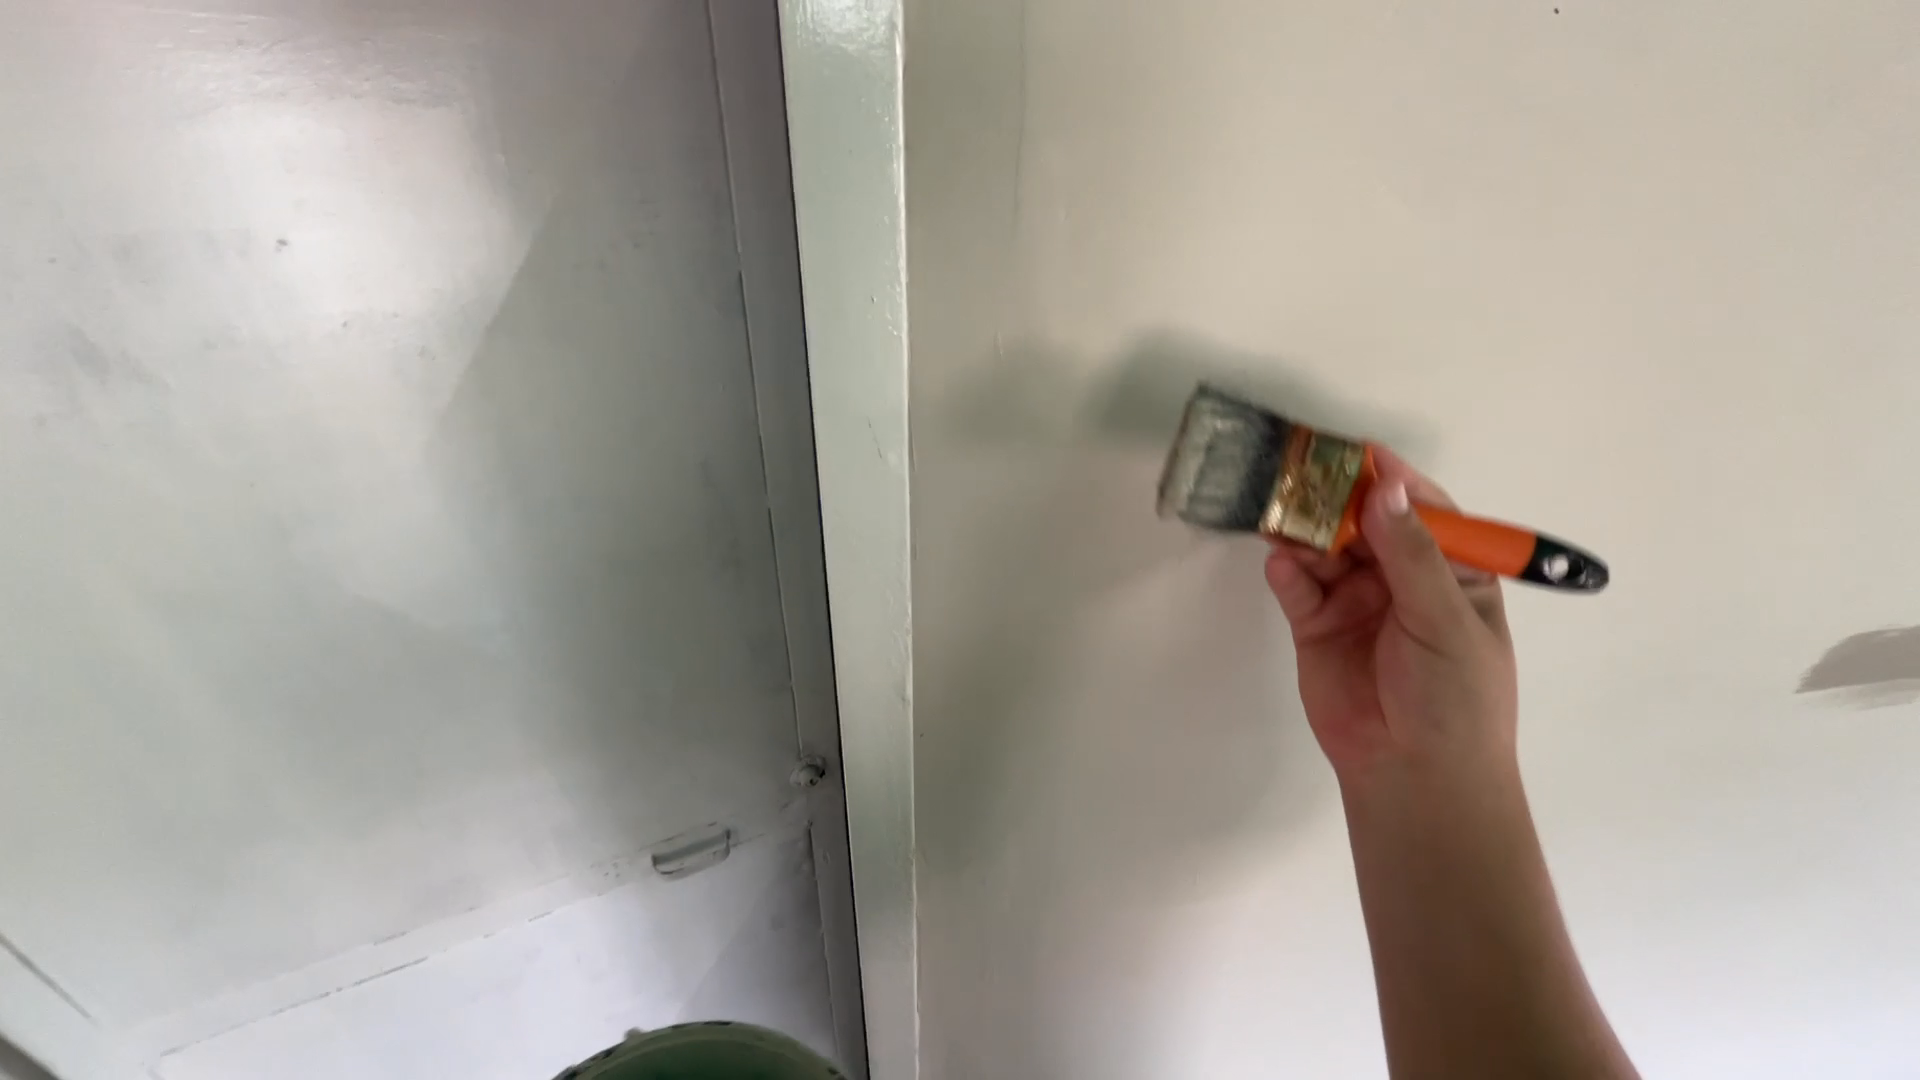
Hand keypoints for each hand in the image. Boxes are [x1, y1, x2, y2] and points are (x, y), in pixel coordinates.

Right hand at [1264, 448, 1518, 785]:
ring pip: (1324, 550)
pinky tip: (1280, 564)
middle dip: (1335, 502)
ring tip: (1279, 515)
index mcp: (1449, 570)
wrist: (1412, 772)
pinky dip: (1287, 573)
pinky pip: (1297, 587)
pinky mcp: (1314, 623)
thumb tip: (1387, 488)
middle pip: (1362, 523)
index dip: (1390, 481)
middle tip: (1300, 476)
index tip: (1355, 453)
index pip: (1420, 510)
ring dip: (1304, 532)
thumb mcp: (1445, 619)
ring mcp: (1353, 598)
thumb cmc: (1454, 696)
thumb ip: (1411, 554)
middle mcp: (1398, 576)